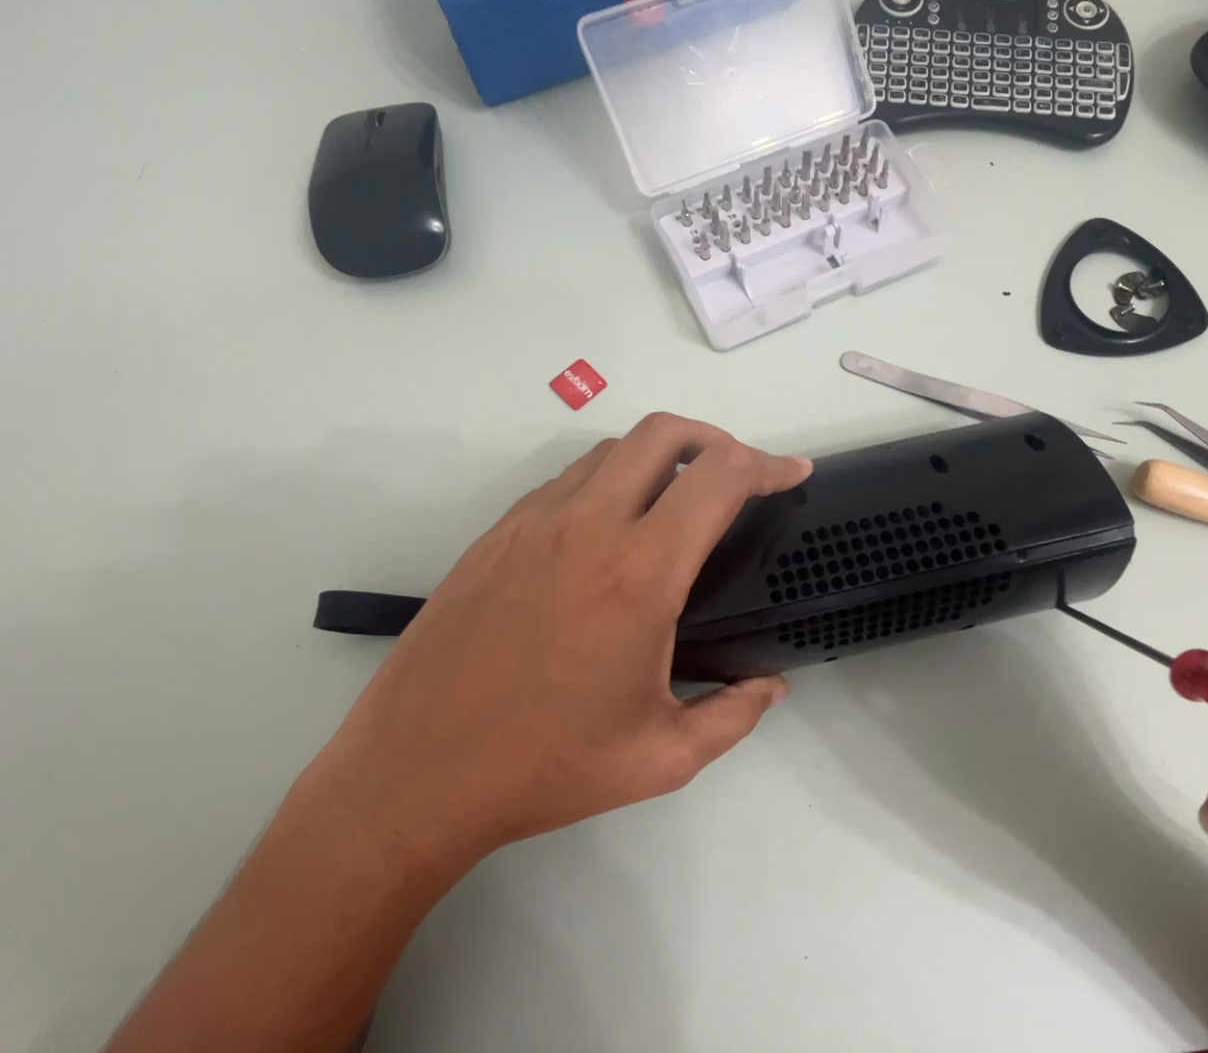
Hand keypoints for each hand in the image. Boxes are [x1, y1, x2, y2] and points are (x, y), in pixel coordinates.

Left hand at [290, 413, 812, 887]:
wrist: (416, 774)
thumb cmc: (546, 767)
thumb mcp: (662, 758)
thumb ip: (734, 715)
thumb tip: (770, 686)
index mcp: (638, 574)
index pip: (717, 478)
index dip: (767, 464)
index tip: (791, 474)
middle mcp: (585, 528)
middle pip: (662, 433)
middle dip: (714, 439)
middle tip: (738, 476)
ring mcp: (531, 526)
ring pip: (609, 452)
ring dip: (657, 459)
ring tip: (677, 502)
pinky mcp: (493, 538)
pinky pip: (564, 483)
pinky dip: (606, 483)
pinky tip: (609, 533)